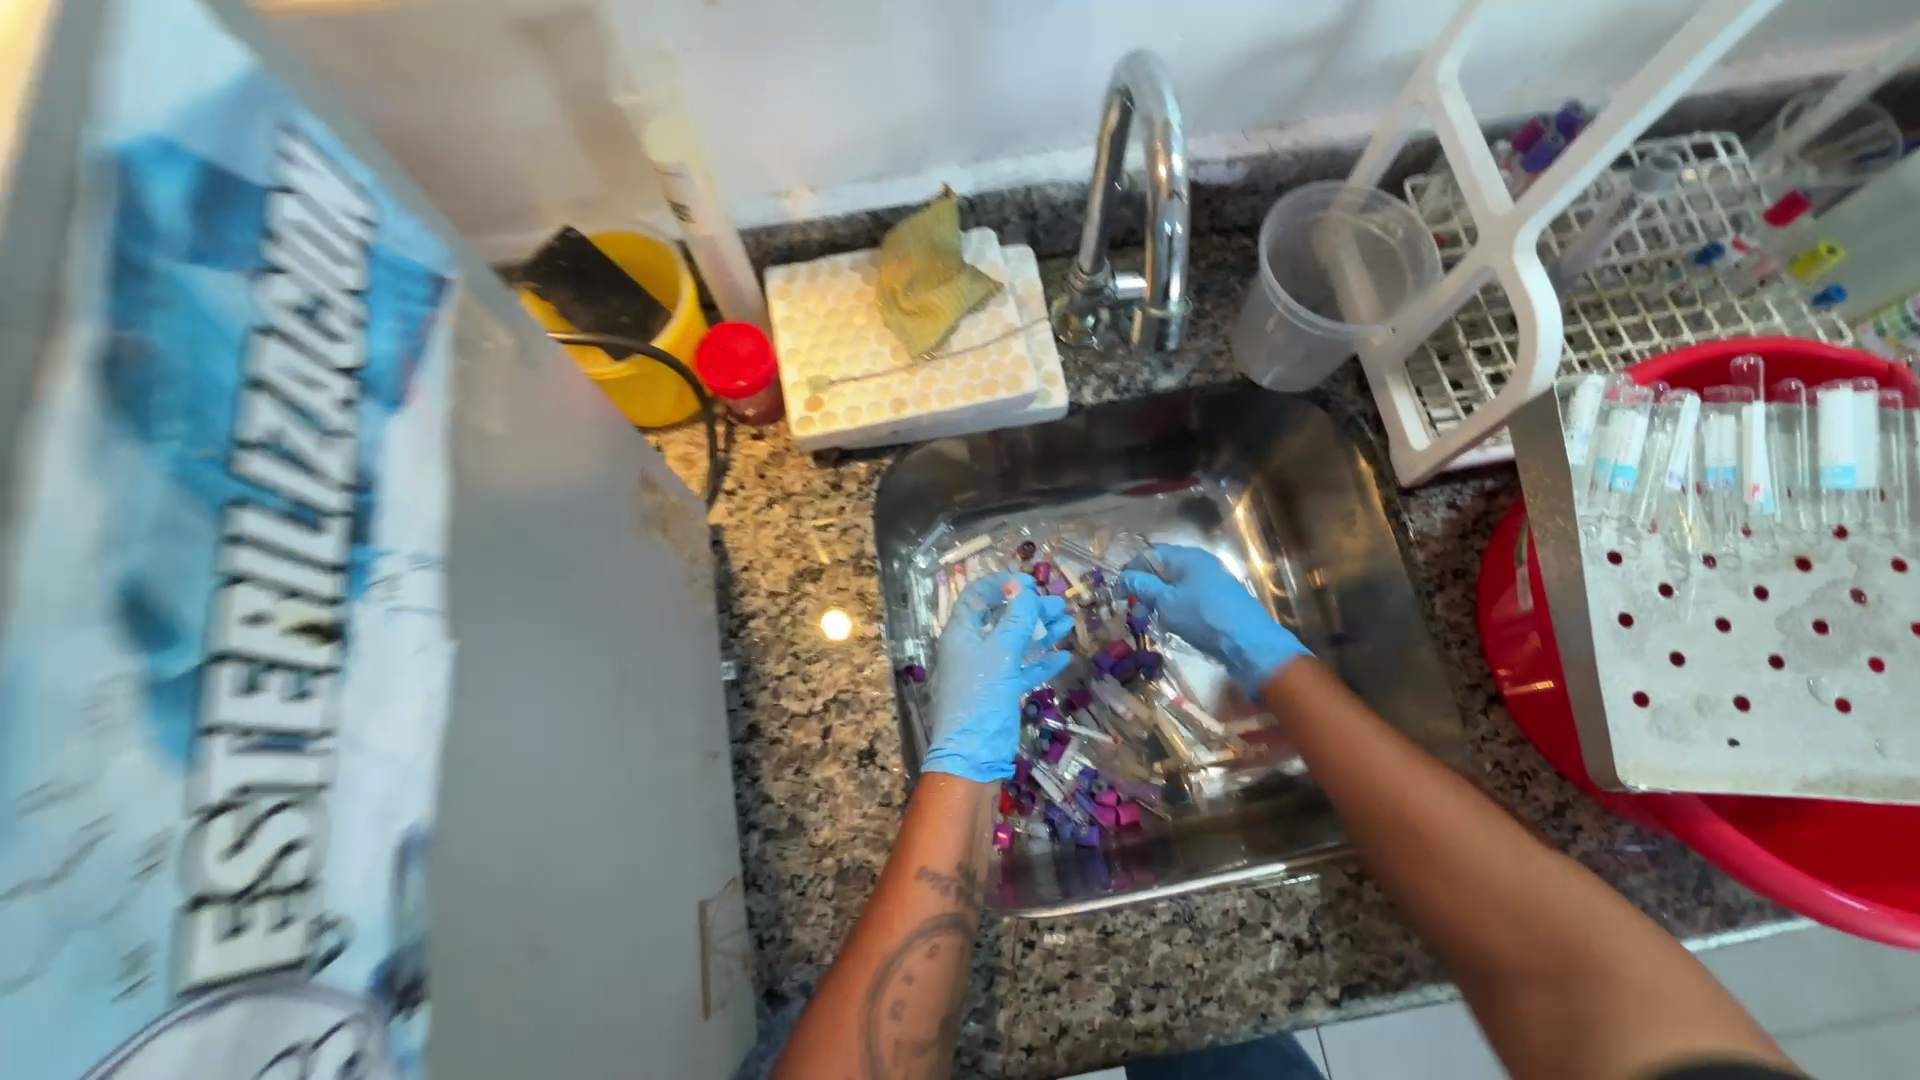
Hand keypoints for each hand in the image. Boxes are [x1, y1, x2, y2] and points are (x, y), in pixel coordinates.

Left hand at [924, 572, 1074, 782]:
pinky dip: (1039, 662)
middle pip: (1000, 619)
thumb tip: (1027, 592)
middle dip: (1029, 609)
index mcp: (960, 633)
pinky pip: (1021, 670)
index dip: (1001, 585)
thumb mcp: (1000, 653)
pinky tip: (1062, 657)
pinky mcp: (998, 694)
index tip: (1029, 584)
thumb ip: (1016, 621)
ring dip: (1039, 633)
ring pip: (1014, 644)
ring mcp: (985, 672)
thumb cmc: (980, 698)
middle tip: (1058, 604)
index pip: (977, 596)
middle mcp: (970, 649)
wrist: (972, 756)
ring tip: (1066, 623)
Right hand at [1121, 544, 1308, 692]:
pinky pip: (1190, 598)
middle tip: (1138, 615)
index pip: (1149, 554)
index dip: (1130, 572)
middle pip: (1162, 571)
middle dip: (1145, 591)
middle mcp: (1200, 563)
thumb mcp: (1166, 602)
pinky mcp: (1220, 600)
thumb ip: (1142, 586)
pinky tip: (1174, 626)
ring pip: (1176, 587)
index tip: (1119, 595)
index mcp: (1186, 557)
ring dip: (1159, 603)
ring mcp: (1213, 581)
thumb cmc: (1203, 618)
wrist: (1250, 644)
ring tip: (1154, 623)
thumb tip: (1124, 576)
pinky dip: (1176, 609)